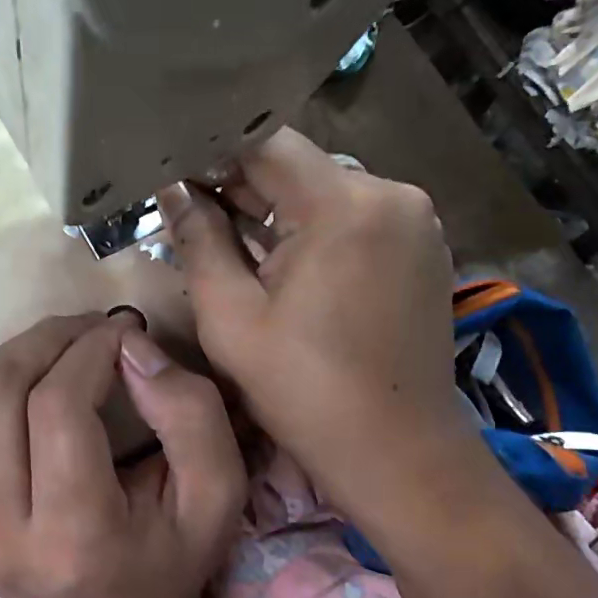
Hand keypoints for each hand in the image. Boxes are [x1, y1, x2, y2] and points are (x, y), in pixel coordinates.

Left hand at [0, 313, 246, 597]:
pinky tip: (13, 411)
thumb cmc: (171, 550)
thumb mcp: (216, 489)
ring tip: (55, 361)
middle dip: (44, 342)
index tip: (123, 331)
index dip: (90, 350)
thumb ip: (190, 413)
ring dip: (9, 363)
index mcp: (74, 537)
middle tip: (86, 332)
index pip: (58, 407)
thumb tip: (128, 346)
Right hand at [158, 128, 465, 529]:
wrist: (397, 453)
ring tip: (227, 238)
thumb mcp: (231, 317)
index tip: (174, 176)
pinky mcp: (423, 250)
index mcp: (345, 205)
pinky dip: (314, 233)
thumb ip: (198, 241)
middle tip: (189, 211)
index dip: (214, 154)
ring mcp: (415, 223)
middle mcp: (392, 196)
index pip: (266, 144)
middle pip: (300, 168)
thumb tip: (174, 192)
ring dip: (276, 213)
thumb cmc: (305, 391)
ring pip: (326, 195)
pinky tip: (280, 261)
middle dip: (242, 188)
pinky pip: (355, 222)